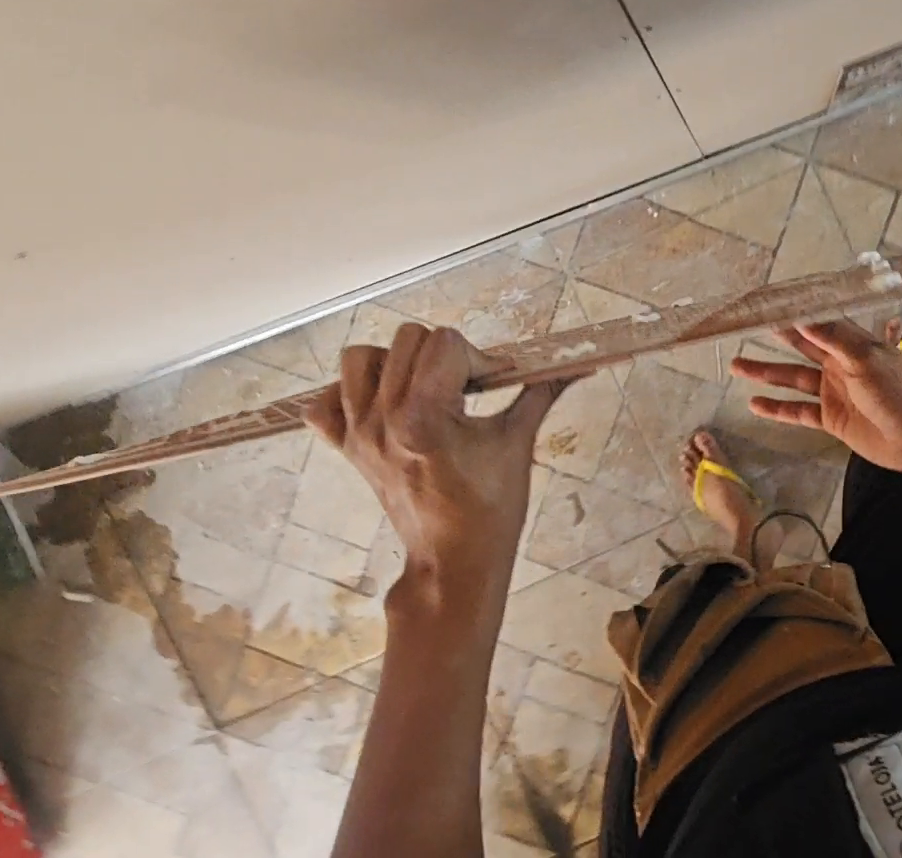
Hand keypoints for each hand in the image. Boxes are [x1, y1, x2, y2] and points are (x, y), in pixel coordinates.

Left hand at [303, 323, 569, 585]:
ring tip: (425, 388)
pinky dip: (348, 396)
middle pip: (406, 341)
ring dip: (396, 364)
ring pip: (358, 360)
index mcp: (424, 414)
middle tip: (466, 385)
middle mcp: (383, 418)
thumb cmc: (492, 506)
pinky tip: (385, 405)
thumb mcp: (518, 441)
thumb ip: (541, 393)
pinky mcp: (346, 451)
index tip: (495, 382)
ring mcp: (358, 434)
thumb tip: (577, 365)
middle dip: (444, 354)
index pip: (445, 343)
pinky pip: (323, 404)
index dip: (479, 356)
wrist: (454, 560)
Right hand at [729, 321, 901, 475]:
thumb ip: (832, 339)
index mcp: (852, 345)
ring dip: (766, 374)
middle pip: (800, 349)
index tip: (766, 305)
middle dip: (773, 340)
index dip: (793, 315)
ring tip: (736, 366)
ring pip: (793, 380)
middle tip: (744, 330)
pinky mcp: (831, 419)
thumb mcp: (866, 360)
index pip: (817, 324)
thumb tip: (801, 316)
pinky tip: (754, 404)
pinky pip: (798, 411)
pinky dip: (777, 409)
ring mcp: (834, 392)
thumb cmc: (898, 393)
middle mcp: (839, 365)